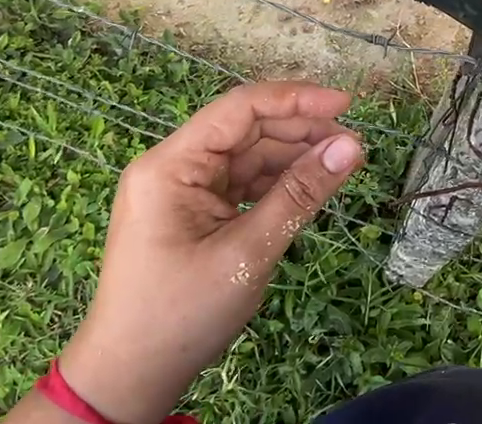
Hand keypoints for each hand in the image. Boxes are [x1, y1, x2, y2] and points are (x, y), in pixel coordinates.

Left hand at [55, 82, 366, 423]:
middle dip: (302, 131)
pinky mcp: (195, 211)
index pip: (241, 108)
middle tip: (353, 145)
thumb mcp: (248, 251)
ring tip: (343, 164)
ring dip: (296, 156)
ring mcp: (183, 189)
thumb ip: (301, 193)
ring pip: (252, 153)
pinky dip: (280, 181)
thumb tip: (353, 146)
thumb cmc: (180, 314)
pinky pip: (245, 180)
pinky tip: (313, 185)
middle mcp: (174, 166)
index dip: (297, 99)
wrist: (127, 381)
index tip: (346, 105)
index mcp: (171, 165)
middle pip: (249, 128)